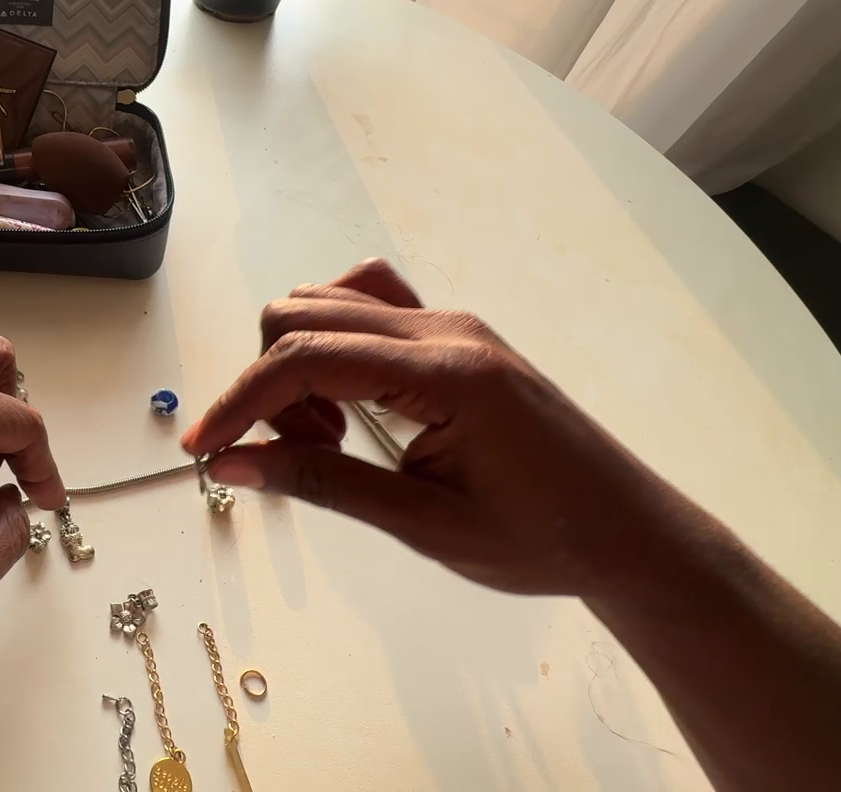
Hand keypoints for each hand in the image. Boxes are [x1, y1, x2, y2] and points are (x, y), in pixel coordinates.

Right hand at [184, 260, 695, 597]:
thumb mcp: (425, 524)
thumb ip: (321, 483)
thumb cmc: (543, 541)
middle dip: (268, 384)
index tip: (205, 448)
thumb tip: (231, 465)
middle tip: (300, 449)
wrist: (634, 535)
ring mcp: (447, 321)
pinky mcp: (449, 330)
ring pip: (323, 301)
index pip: (304, 359)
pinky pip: (362, 299)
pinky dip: (327, 334)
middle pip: (301, 316)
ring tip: (330, 431)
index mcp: (443, 372)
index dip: (240, 400)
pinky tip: (345, 384)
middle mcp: (441, 327)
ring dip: (296, 361)